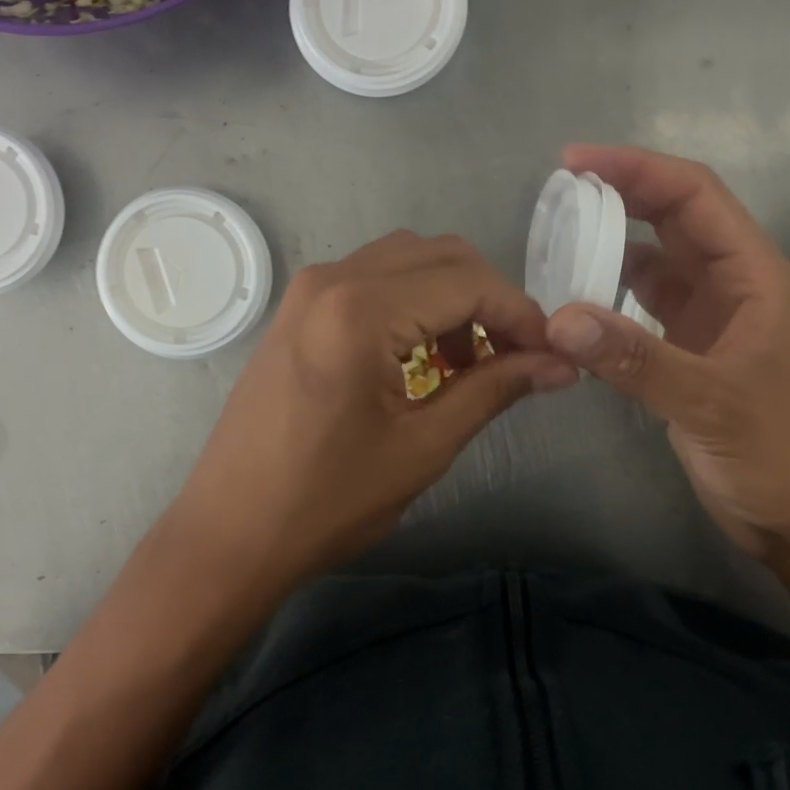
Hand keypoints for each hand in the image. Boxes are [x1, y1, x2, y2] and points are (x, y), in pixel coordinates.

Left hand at [173, 230, 577, 586]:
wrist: (231, 532)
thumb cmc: (327, 500)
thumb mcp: (422, 447)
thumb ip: (493, 390)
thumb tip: (559, 364)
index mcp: (361, 309)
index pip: (468, 282)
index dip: (521, 314)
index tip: (552, 355)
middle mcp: (331, 279)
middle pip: (439, 256)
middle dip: (489, 300)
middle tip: (516, 357)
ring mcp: (307, 292)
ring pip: (405, 262)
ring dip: (450, 299)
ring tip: (471, 363)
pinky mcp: (296, 312)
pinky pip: (370, 282)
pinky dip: (411, 305)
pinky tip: (422, 360)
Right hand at [543, 145, 789, 553]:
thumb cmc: (783, 457)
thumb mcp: (711, 405)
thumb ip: (636, 359)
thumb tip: (558, 318)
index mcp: (755, 280)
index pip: (695, 198)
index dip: (637, 169)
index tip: (575, 163)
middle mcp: (734, 291)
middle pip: (674, 224)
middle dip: (619, 200)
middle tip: (557, 196)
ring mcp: (714, 327)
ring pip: (657, 270)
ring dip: (611, 255)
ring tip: (557, 250)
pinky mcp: (694, 362)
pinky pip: (645, 316)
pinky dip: (610, 308)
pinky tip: (577, 314)